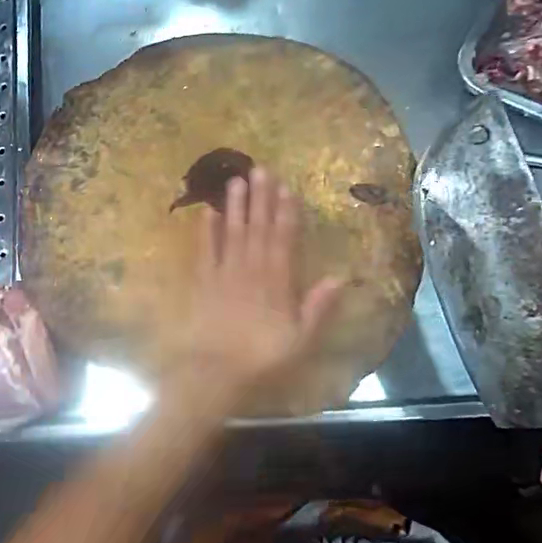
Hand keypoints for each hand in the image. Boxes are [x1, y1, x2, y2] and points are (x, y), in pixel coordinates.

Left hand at [168, 168, 343, 402]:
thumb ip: (318, 308)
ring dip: (235, 206)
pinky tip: (208, 211)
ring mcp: (223, 274)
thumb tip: (340, 278)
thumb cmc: (261, 360)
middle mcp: (250, 271)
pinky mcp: (201, 283)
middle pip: (257, 229)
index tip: (287, 188)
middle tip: (261, 169)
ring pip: (231, 233)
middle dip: (260, 199)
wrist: (213, 373)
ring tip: (236, 179)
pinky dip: (206, 230)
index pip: (283, 240)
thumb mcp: (301, 341)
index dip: (286, 213)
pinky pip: (203, 250)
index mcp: (276, 283)